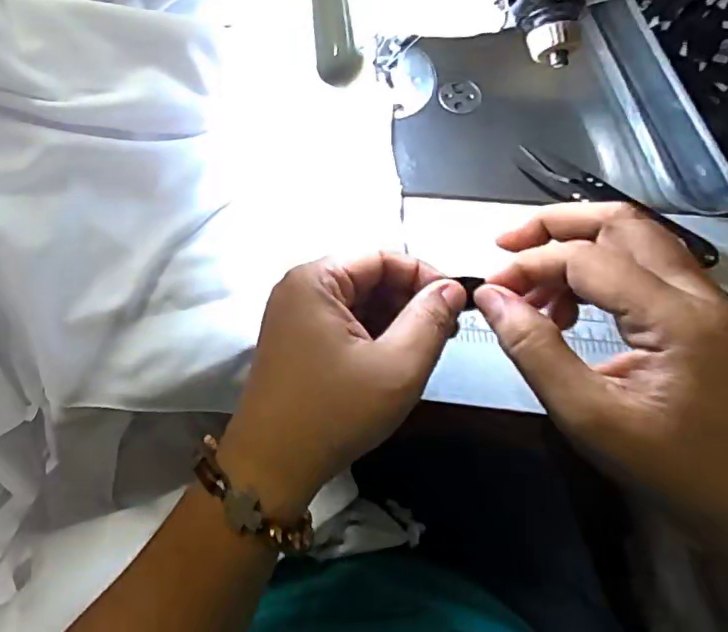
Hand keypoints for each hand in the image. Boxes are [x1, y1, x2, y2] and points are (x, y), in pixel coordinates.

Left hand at [219, 254, 464, 517]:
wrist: (269, 468)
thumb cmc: (334, 413)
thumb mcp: (396, 368)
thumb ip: (430, 320)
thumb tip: (452, 288)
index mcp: (316, 279)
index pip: (382, 257)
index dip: (424, 275)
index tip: (458, 303)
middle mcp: (301, 286)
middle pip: (369, 276)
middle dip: (410, 299)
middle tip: (446, 331)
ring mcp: (294, 313)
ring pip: (359, 300)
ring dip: (394, 318)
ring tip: (425, 348)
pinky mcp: (296, 338)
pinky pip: (343, 321)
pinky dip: (373, 334)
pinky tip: (394, 359)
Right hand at [474, 203, 727, 539]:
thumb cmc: (681, 476)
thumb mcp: (592, 420)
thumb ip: (536, 351)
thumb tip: (492, 298)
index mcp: (678, 317)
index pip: (587, 259)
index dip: (530, 265)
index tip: (493, 290)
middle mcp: (701, 294)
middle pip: (620, 222)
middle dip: (556, 224)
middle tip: (509, 244)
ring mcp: (711, 303)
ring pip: (637, 238)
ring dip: (581, 244)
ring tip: (538, 287)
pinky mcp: (710, 317)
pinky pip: (649, 267)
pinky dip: (604, 269)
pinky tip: (576, 307)